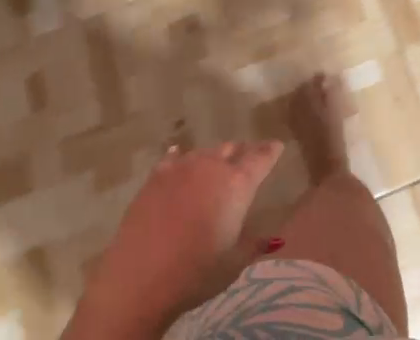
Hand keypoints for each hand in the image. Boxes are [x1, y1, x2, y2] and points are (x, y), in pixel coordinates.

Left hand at [64, 140, 284, 339]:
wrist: (141, 275)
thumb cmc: (196, 272)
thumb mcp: (233, 263)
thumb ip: (254, 244)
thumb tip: (273, 239)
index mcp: (236, 185)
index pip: (260, 159)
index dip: (270, 151)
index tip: (277, 145)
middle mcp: (210, 167)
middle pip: (231, 150)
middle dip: (242, 152)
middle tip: (248, 158)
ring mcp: (180, 168)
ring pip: (204, 152)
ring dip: (214, 157)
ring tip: (217, 163)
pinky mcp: (155, 177)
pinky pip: (173, 158)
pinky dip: (181, 157)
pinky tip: (179, 156)